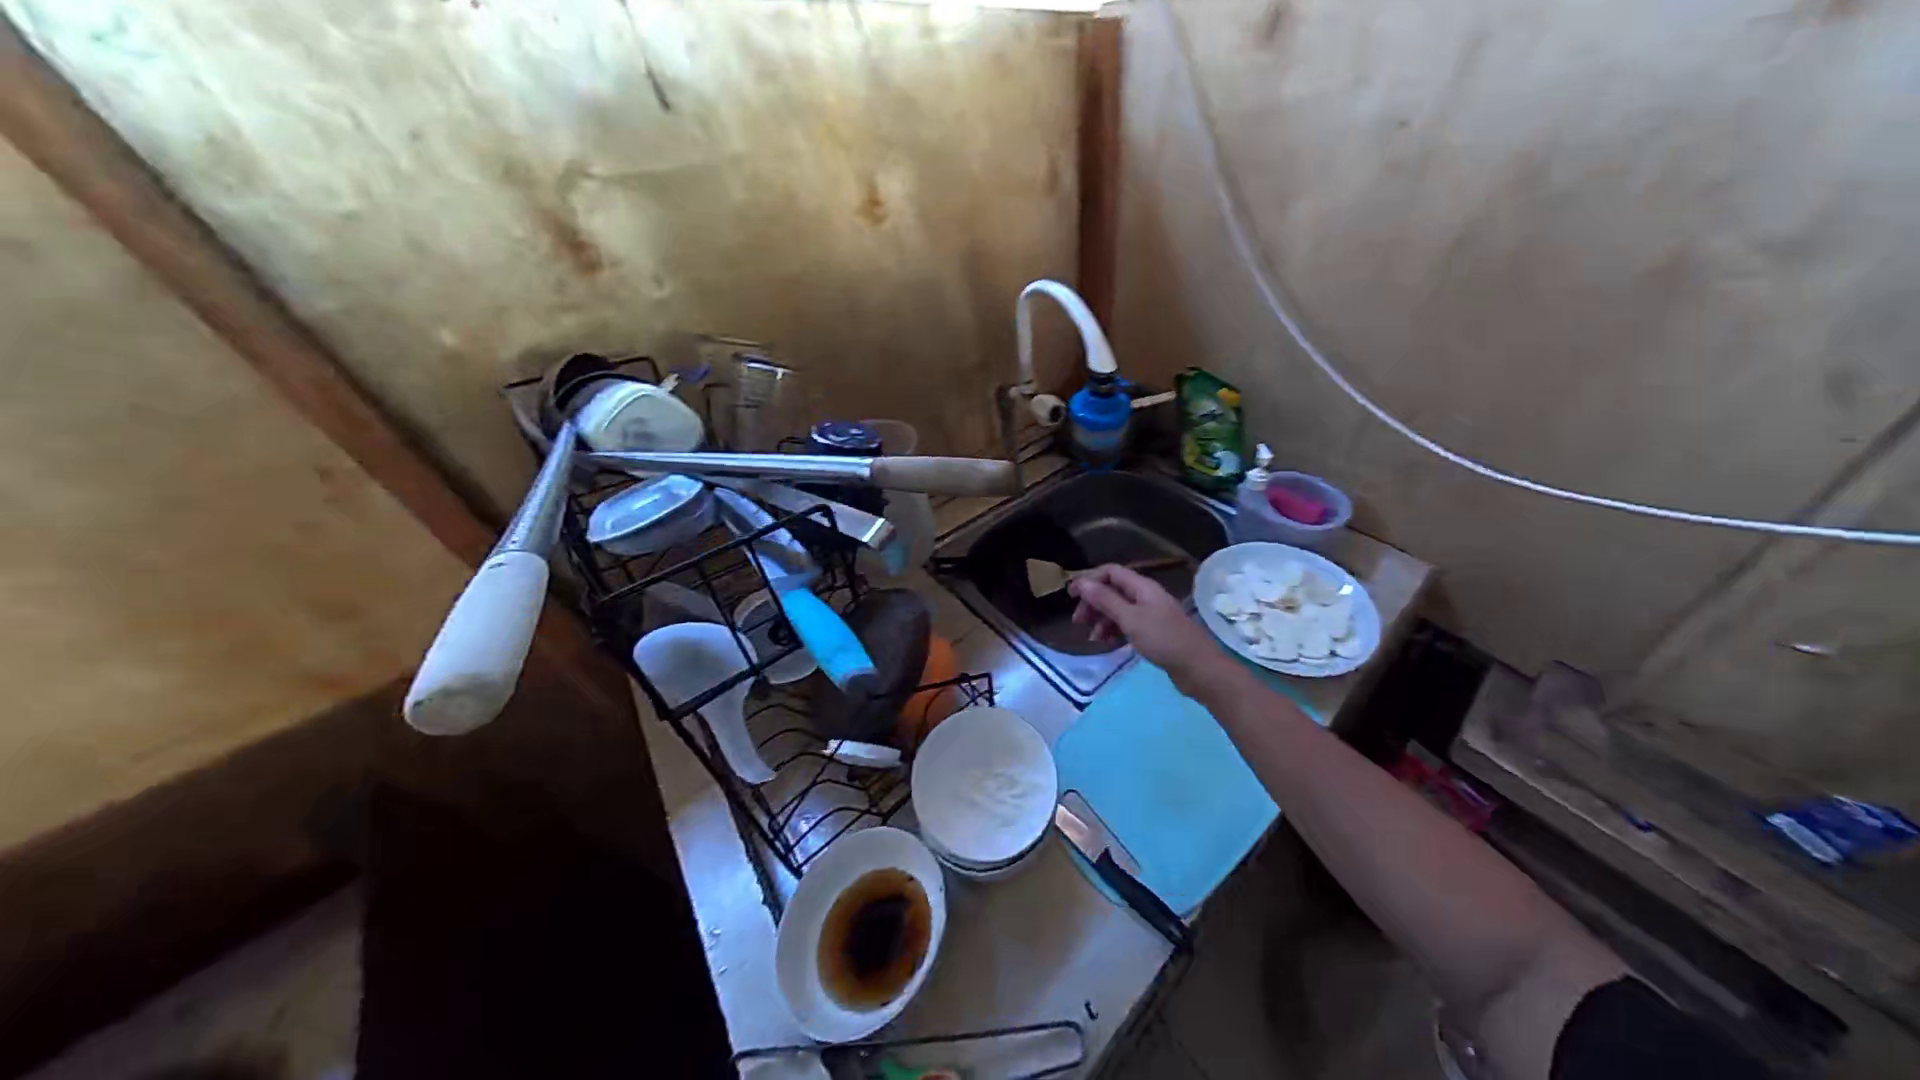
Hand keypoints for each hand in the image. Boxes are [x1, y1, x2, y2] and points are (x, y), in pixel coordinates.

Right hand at [1069, 564, 1237, 696]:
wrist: (1198, 668)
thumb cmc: (1164, 640)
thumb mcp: (1130, 618)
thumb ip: (1105, 600)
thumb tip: (1082, 582)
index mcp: (1142, 587)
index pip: (1110, 572)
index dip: (1089, 579)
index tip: (1070, 596)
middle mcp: (1146, 596)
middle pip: (1113, 590)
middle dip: (1093, 603)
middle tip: (1078, 621)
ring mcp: (1151, 614)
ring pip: (1119, 609)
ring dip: (1102, 619)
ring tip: (1092, 638)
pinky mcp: (1154, 632)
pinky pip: (1128, 624)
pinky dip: (1114, 631)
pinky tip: (1108, 643)